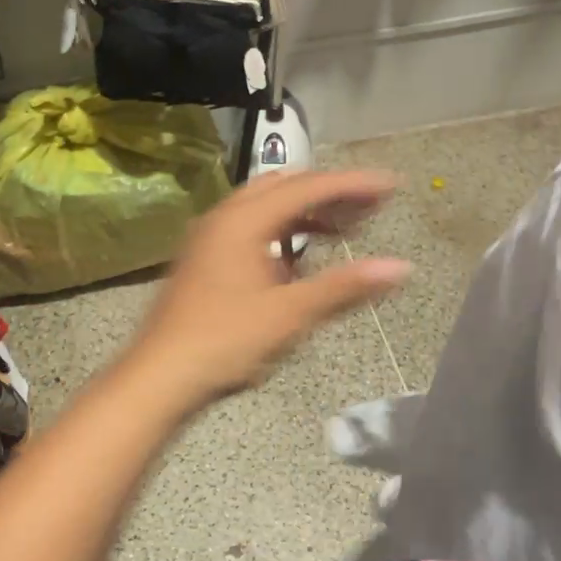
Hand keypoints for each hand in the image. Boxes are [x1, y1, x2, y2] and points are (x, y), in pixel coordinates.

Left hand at [122, 169, 410, 407]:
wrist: (160, 375)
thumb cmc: (225, 342)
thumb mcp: (291, 315)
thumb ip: (345, 287)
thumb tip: (400, 267)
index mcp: (244, 220)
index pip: (308, 187)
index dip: (353, 185)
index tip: (391, 186)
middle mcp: (224, 218)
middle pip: (285, 189)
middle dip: (330, 195)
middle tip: (370, 207)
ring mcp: (209, 239)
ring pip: (265, 210)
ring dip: (305, 215)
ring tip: (344, 230)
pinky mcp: (203, 262)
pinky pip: (250, 231)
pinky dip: (281, 235)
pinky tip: (298, 261)